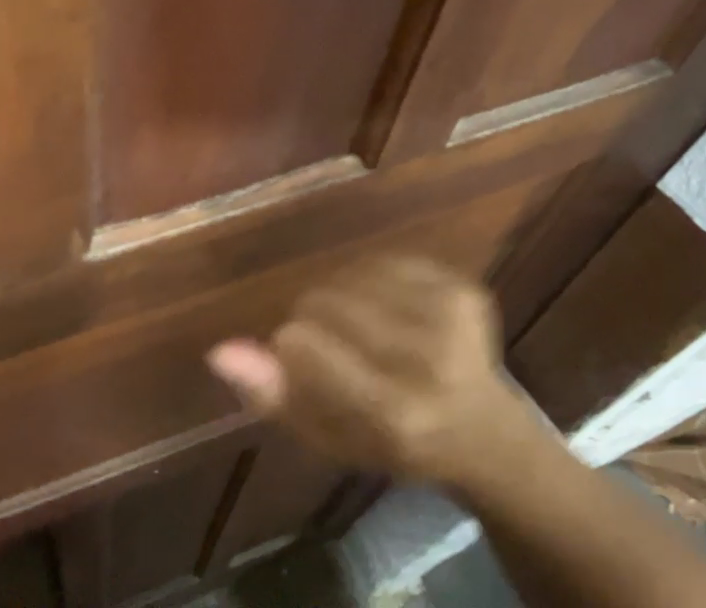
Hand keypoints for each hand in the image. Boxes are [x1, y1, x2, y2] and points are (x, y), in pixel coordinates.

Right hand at [206, 256, 549, 494]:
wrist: (487, 434)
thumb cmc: (395, 444)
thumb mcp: (328, 438)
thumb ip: (273, 395)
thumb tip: (219, 352)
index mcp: (393, 411)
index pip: (300, 343)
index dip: (291, 349)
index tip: (310, 367)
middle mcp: (428, 361)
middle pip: (321, 301)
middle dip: (313, 320)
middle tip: (339, 350)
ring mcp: (452, 319)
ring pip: (347, 276)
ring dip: (341, 297)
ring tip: (365, 331)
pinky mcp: (464, 290)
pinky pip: (382, 261)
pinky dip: (372, 281)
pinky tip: (391, 311)